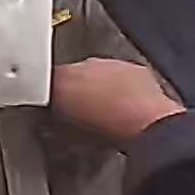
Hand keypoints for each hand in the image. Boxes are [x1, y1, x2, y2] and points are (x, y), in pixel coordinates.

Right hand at [50, 58, 185, 145]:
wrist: (147, 126)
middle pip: (73, 73)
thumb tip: (49, 114)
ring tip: (105, 108)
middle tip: (80, 108)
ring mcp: (110, 64)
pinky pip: (122, 74)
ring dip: (99, 84)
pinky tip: (125, 103)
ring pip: (98, 72)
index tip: (54, 104)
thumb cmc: (105, 130)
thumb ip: (53, 115)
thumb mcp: (66, 130)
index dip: (49, 93)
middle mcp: (83, 65)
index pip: (47, 79)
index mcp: (61, 77)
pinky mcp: (135, 68)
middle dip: (76, 87)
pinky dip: (121, 85)